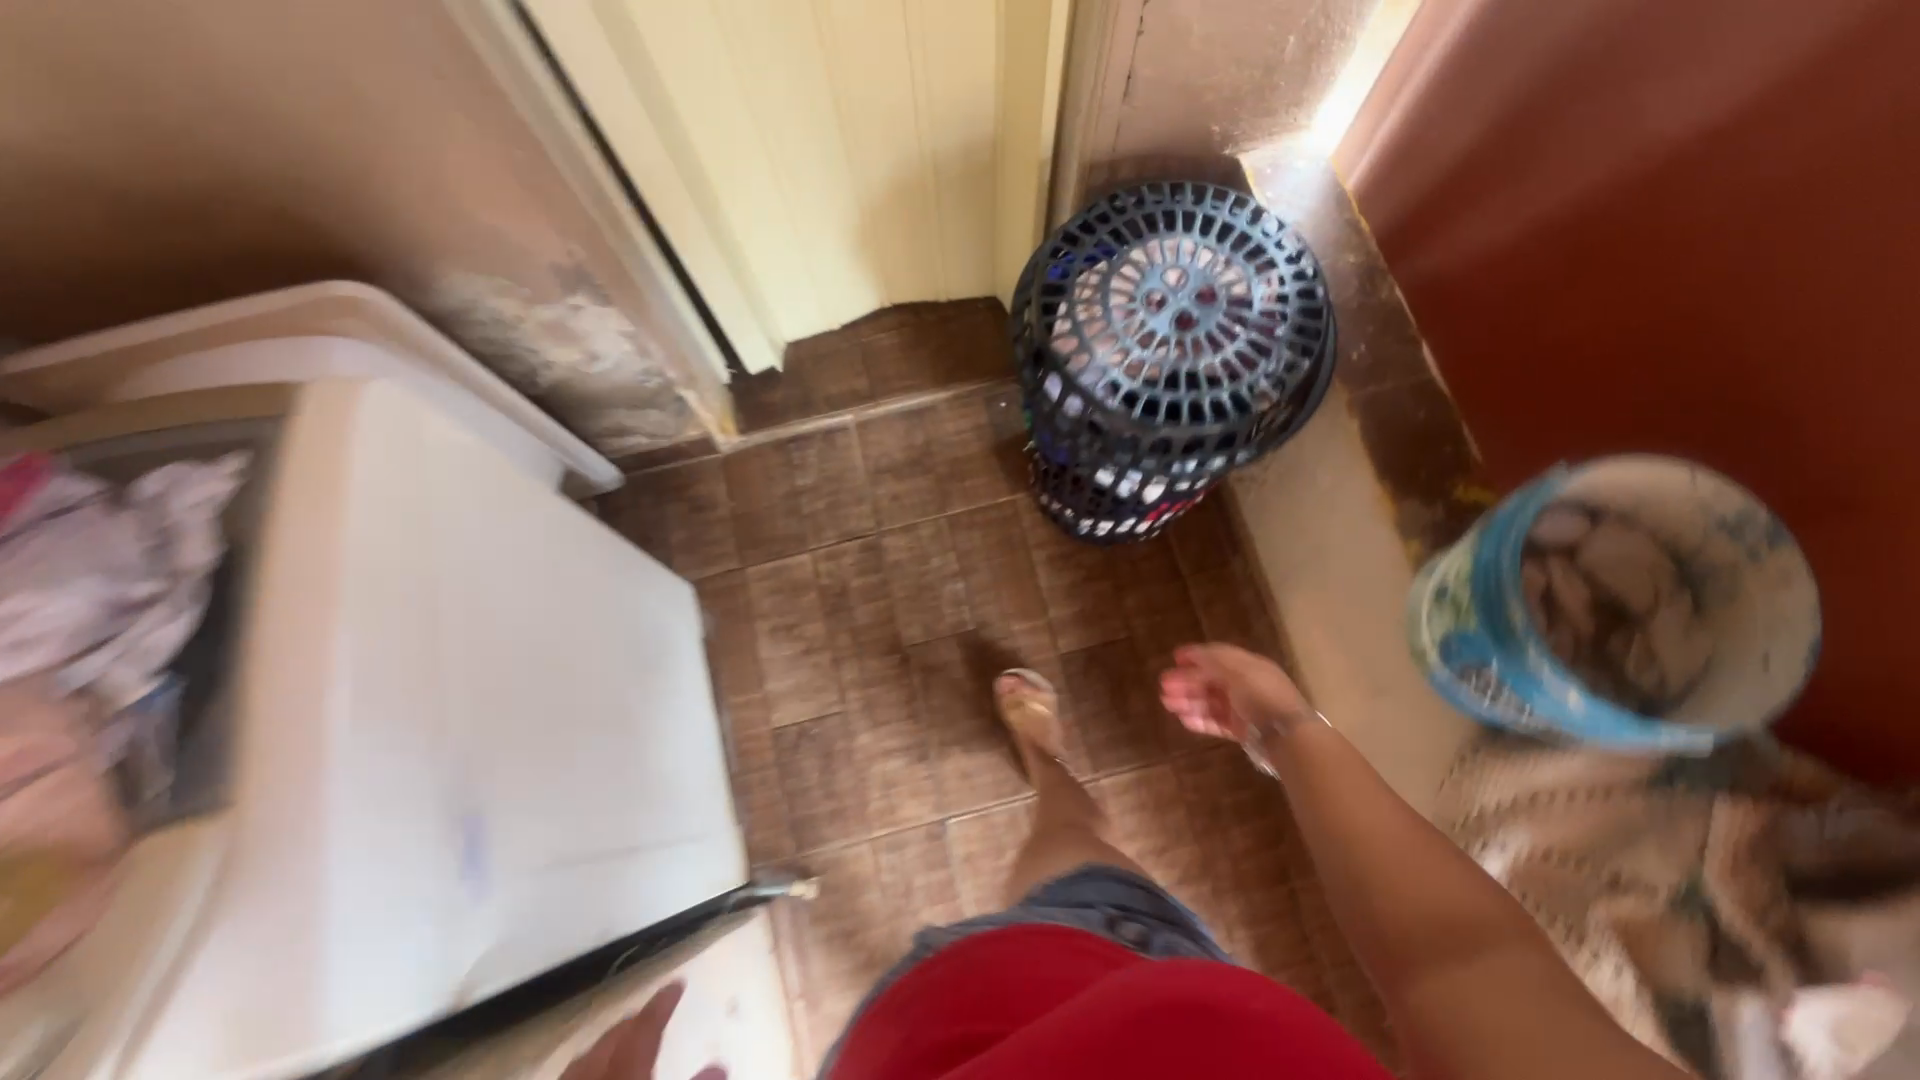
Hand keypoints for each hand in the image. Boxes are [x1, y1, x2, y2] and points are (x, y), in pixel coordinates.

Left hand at [560, 982, 725, 1079]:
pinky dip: (587, 1065)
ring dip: (607, 1042)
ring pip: (584, 1058)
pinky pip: (570, 1075)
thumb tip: (721, 1064)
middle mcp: (592, 1073)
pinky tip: (594, 1070)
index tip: (678, 981)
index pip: (644, 1028)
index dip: (661, 1002)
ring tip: (625, 1037)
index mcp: (624, 1069)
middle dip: (632, 1021)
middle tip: (653, 1011)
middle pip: (610, 1039)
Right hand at [1158, 643, 1314, 742]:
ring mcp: (1244, 709)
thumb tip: (1191, 653)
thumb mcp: (1237, 671)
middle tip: (1163, 687)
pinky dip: (1200, 720)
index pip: (1219, 657)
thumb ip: (1212, 660)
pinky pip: (1217, 722)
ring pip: (1211, 702)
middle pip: (1211, 680)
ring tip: (1168, 704)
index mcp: (1249, 666)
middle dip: (1187, 681)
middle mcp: (1246, 685)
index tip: (1174, 658)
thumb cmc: (1260, 697)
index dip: (1196, 656)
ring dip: (1189, 701)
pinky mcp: (1242, 731)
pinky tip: (1184, 720)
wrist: (1286, 736)